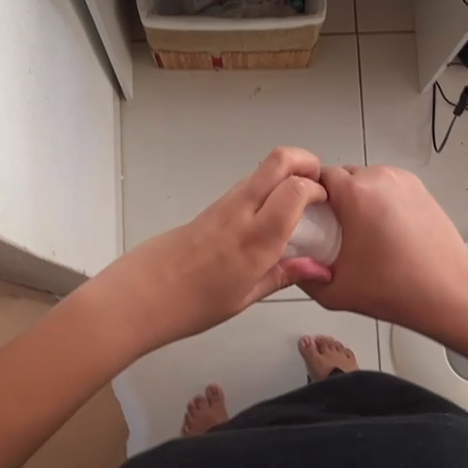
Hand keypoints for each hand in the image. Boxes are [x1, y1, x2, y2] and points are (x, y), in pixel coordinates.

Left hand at [84, 148, 330, 354]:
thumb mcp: (246, 297)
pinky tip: (268, 213)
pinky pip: (245, 186)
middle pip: (278, 161)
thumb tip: (318, 270)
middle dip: (305, 161)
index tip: (326, 204)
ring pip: (261, 169)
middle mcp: (241, 213)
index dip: (318, 189)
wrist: (140, 296)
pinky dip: (265, 187)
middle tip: (317, 181)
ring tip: (296, 199)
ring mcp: (222, 206)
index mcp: (256, 240)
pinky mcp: (209, 207)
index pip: (296, 190)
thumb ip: (283, 275)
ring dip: (284, 173)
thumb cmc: (193, 305)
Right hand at [300, 165, 467, 342]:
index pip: (318, 176)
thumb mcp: (332, 290)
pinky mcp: (421, 189)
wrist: (447, 294)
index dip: (308, 196)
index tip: (309, 220)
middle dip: (334, 197)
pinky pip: (388, 186)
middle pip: (343, 175)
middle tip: (333, 230)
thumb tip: (289, 260)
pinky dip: (380, 200)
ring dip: (358, 197)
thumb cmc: (392, 290)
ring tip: (361, 231)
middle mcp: (380, 177)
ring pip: (367, 179)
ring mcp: (404, 181)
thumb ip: (301, 273)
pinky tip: (384, 230)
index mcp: (356, 194)